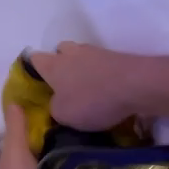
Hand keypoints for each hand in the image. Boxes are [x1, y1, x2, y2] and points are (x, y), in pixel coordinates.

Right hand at [27, 42, 147, 130]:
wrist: (136, 85)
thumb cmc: (92, 99)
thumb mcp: (63, 115)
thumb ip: (54, 108)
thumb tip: (57, 103)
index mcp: (53, 64)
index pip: (34, 59)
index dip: (32, 70)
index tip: (35, 85)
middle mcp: (72, 52)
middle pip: (60, 53)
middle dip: (60, 67)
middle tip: (63, 89)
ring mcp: (96, 52)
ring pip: (82, 58)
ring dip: (82, 71)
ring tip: (86, 94)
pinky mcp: (116, 58)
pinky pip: (100, 66)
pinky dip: (100, 77)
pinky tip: (105, 93)